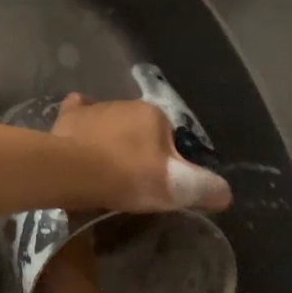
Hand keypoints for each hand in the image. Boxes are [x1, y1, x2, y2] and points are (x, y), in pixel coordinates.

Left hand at [47, 93, 231, 212]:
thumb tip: (223, 190)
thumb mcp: (180, 187)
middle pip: (141, 130)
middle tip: (138, 181)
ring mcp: (93, 107)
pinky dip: (86, 128)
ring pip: (112, 124)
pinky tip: (85, 143)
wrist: (74, 170)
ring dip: (114, 142)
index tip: (165, 183)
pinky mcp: (69, 115)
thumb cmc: (129, 175)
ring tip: (111, 171)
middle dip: (142, 151)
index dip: (172, 162)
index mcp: (152, 113)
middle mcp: (123, 102)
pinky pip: (82, 117)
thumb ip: (208, 187)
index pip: (171, 137)